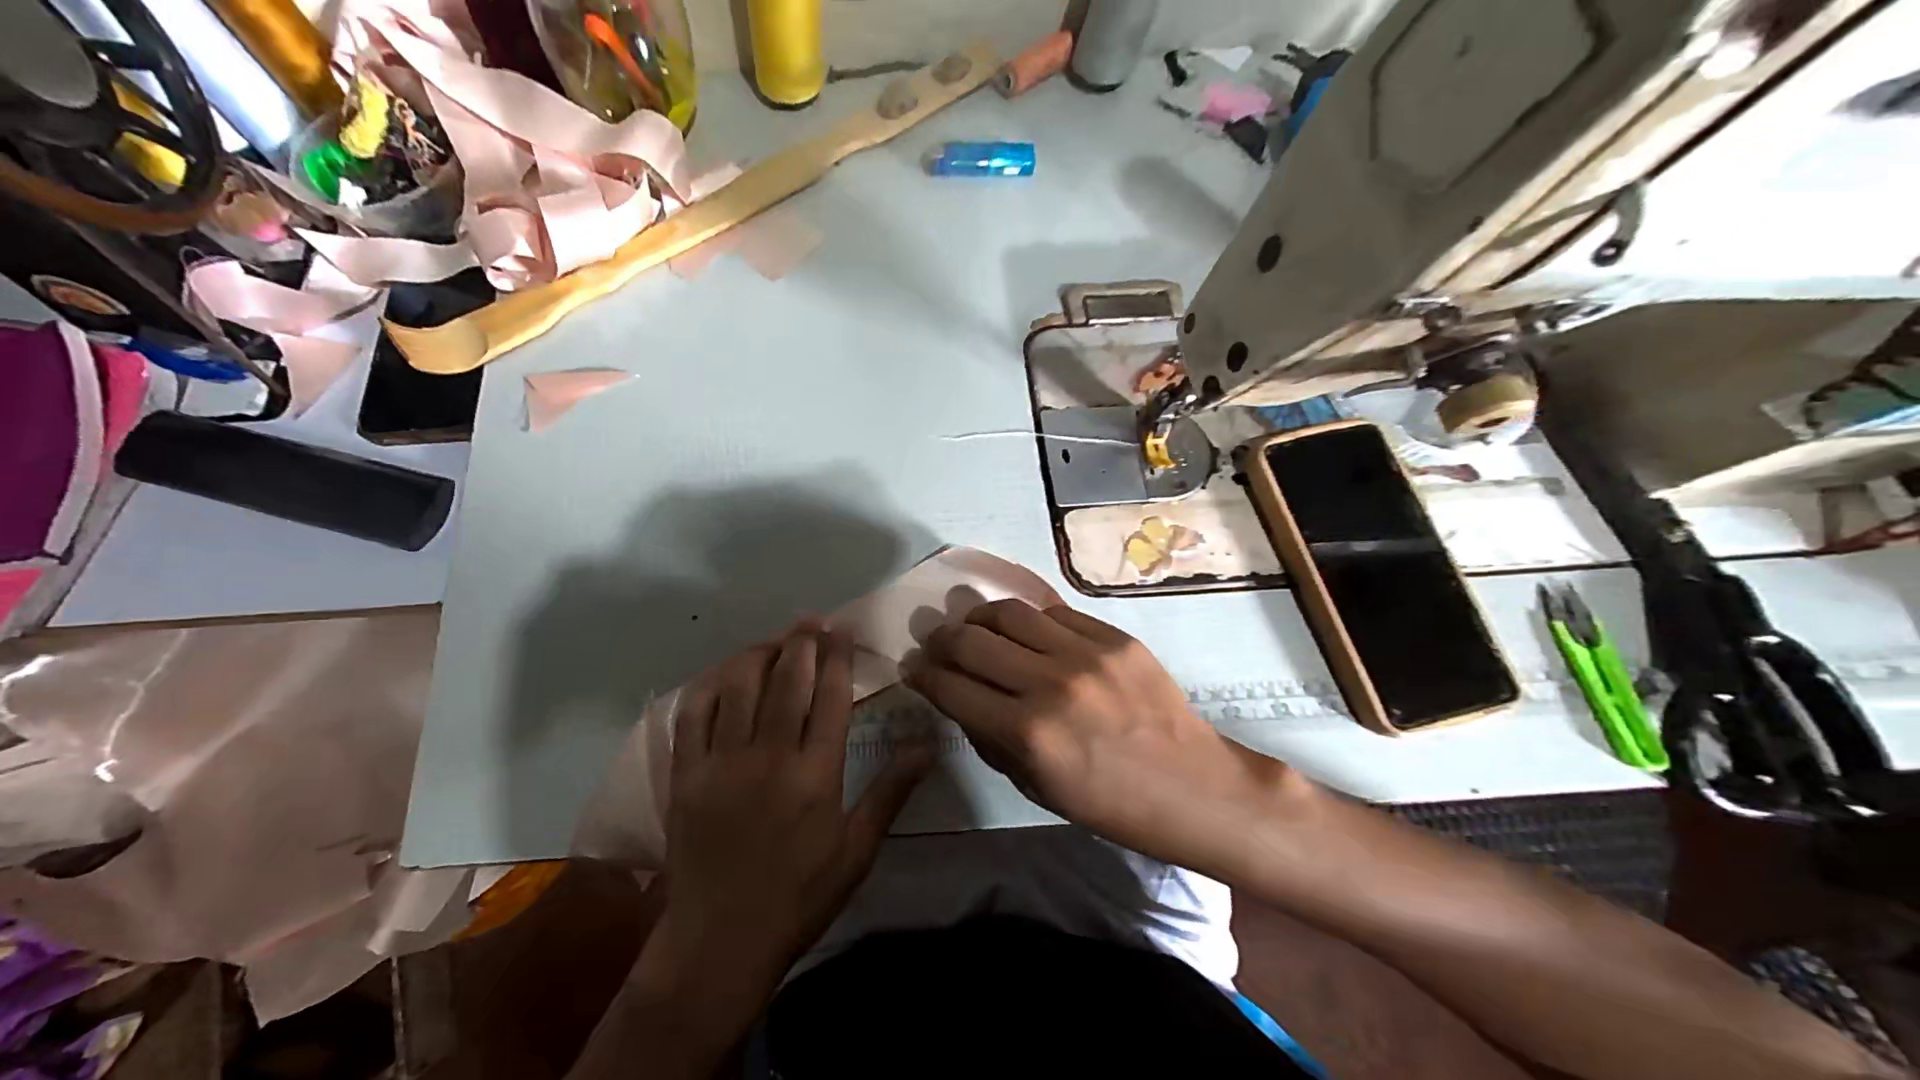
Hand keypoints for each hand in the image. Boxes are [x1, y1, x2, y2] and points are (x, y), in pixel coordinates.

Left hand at [661, 621, 929, 981]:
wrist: (721, 940)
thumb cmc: (800, 896)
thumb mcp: (857, 850)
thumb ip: (890, 791)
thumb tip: (927, 745)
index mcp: (815, 775)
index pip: (830, 696)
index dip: (837, 656)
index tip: (842, 629)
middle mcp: (768, 758)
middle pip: (786, 680)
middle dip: (802, 642)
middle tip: (812, 620)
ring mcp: (721, 763)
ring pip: (739, 686)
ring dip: (759, 653)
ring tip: (777, 639)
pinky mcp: (686, 774)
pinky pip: (694, 713)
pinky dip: (710, 683)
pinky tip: (726, 673)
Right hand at [901, 600, 1291, 871]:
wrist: (1192, 786)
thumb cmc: (1108, 804)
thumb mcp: (1035, 787)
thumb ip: (989, 738)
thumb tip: (956, 696)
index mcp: (1027, 733)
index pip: (951, 688)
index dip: (923, 676)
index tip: (914, 670)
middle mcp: (1050, 684)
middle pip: (970, 640)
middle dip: (940, 641)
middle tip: (936, 644)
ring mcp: (1086, 654)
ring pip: (1010, 613)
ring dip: (980, 619)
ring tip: (975, 628)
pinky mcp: (1115, 637)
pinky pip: (1055, 613)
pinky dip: (1030, 621)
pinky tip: (1028, 634)